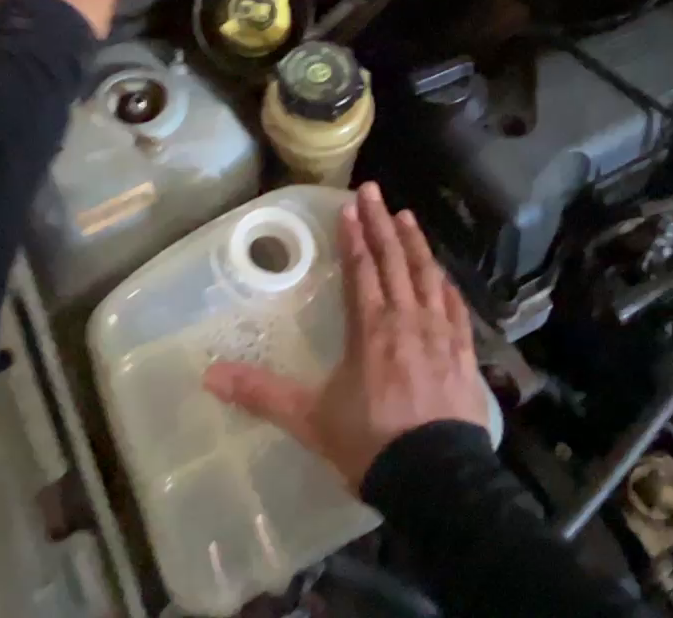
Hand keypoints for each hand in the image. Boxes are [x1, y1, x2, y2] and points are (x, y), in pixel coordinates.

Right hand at [204, 182, 487, 491]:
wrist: (438, 481)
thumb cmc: (371, 444)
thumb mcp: (310, 420)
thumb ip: (261, 394)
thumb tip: (209, 376)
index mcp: (371, 329)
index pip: (361, 270)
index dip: (353, 236)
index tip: (348, 207)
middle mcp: (407, 321)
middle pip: (394, 261)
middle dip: (382, 224)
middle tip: (374, 191)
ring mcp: (441, 335)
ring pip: (428, 276)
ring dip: (416, 244)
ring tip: (407, 216)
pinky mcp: (464, 354)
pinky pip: (456, 308)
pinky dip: (447, 284)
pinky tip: (444, 275)